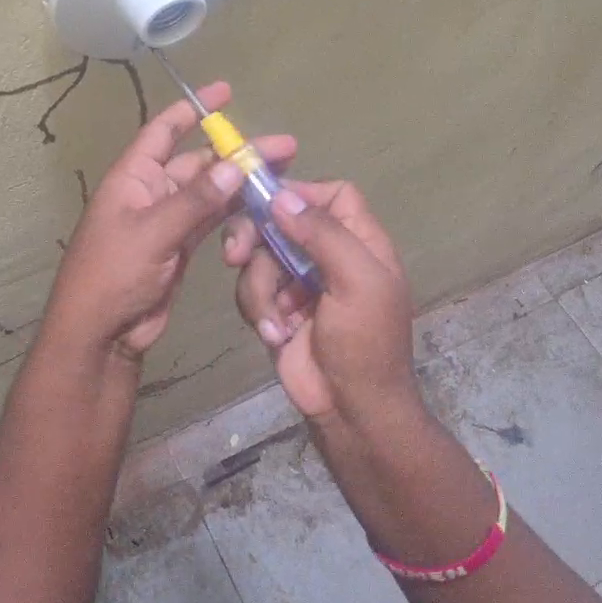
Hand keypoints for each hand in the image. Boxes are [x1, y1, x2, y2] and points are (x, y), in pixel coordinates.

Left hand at [45, 81, 295, 360]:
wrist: (101, 334)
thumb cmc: (113, 275)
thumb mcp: (152, 233)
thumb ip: (194, 201)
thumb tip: (234, 166)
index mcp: (132, 178)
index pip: (163, 131)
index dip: (192, 110)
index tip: (226, 92)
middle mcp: (150, 192)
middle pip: (197, 163)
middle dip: (236, 153)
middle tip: (285, 146)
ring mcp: (166, 221)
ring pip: (209, 193)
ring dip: (242, 184)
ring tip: (284, 175)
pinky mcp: (179, 249)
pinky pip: (211, 221)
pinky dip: (234, 213)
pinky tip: (263, 207)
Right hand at [225, 180, 416, 421]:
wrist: (349, 409)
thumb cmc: (365, 343)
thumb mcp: (358, 282)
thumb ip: (324, 235)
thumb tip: (282, 197)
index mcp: (360, 242)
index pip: (332, 195)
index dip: (300, 192)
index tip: (267, 201)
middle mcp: (327, 255)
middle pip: (281, 220)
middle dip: (255, 237)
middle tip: (236, 253)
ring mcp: (299, 281)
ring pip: (259, 257)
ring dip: (260, 288)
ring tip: (275, 321)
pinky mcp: (275, 307)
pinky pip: (251, 289)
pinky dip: (258, 311)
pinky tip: (276, 334)